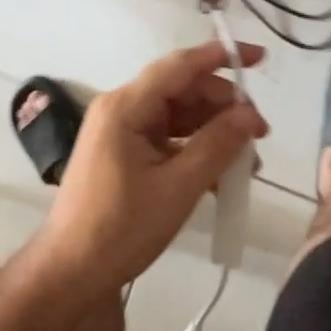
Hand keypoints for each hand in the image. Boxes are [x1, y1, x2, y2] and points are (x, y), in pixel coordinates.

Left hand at [34, 42, 269, 295]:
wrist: (70, 274)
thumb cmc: (120, 229)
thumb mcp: (177, 188)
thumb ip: (216, 146)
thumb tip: (251, 115)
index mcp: (125, 107)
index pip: (181, 66)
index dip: (222, 56)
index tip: (260, 57)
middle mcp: (121, 109)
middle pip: (182, 90)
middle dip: (224, 106)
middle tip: (260, 134)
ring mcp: (121, 131)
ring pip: (178, 115)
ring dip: (214, 130)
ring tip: (248, 159)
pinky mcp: (124, 153)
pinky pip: (168, 137)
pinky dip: (195, 148)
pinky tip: (223, 174)